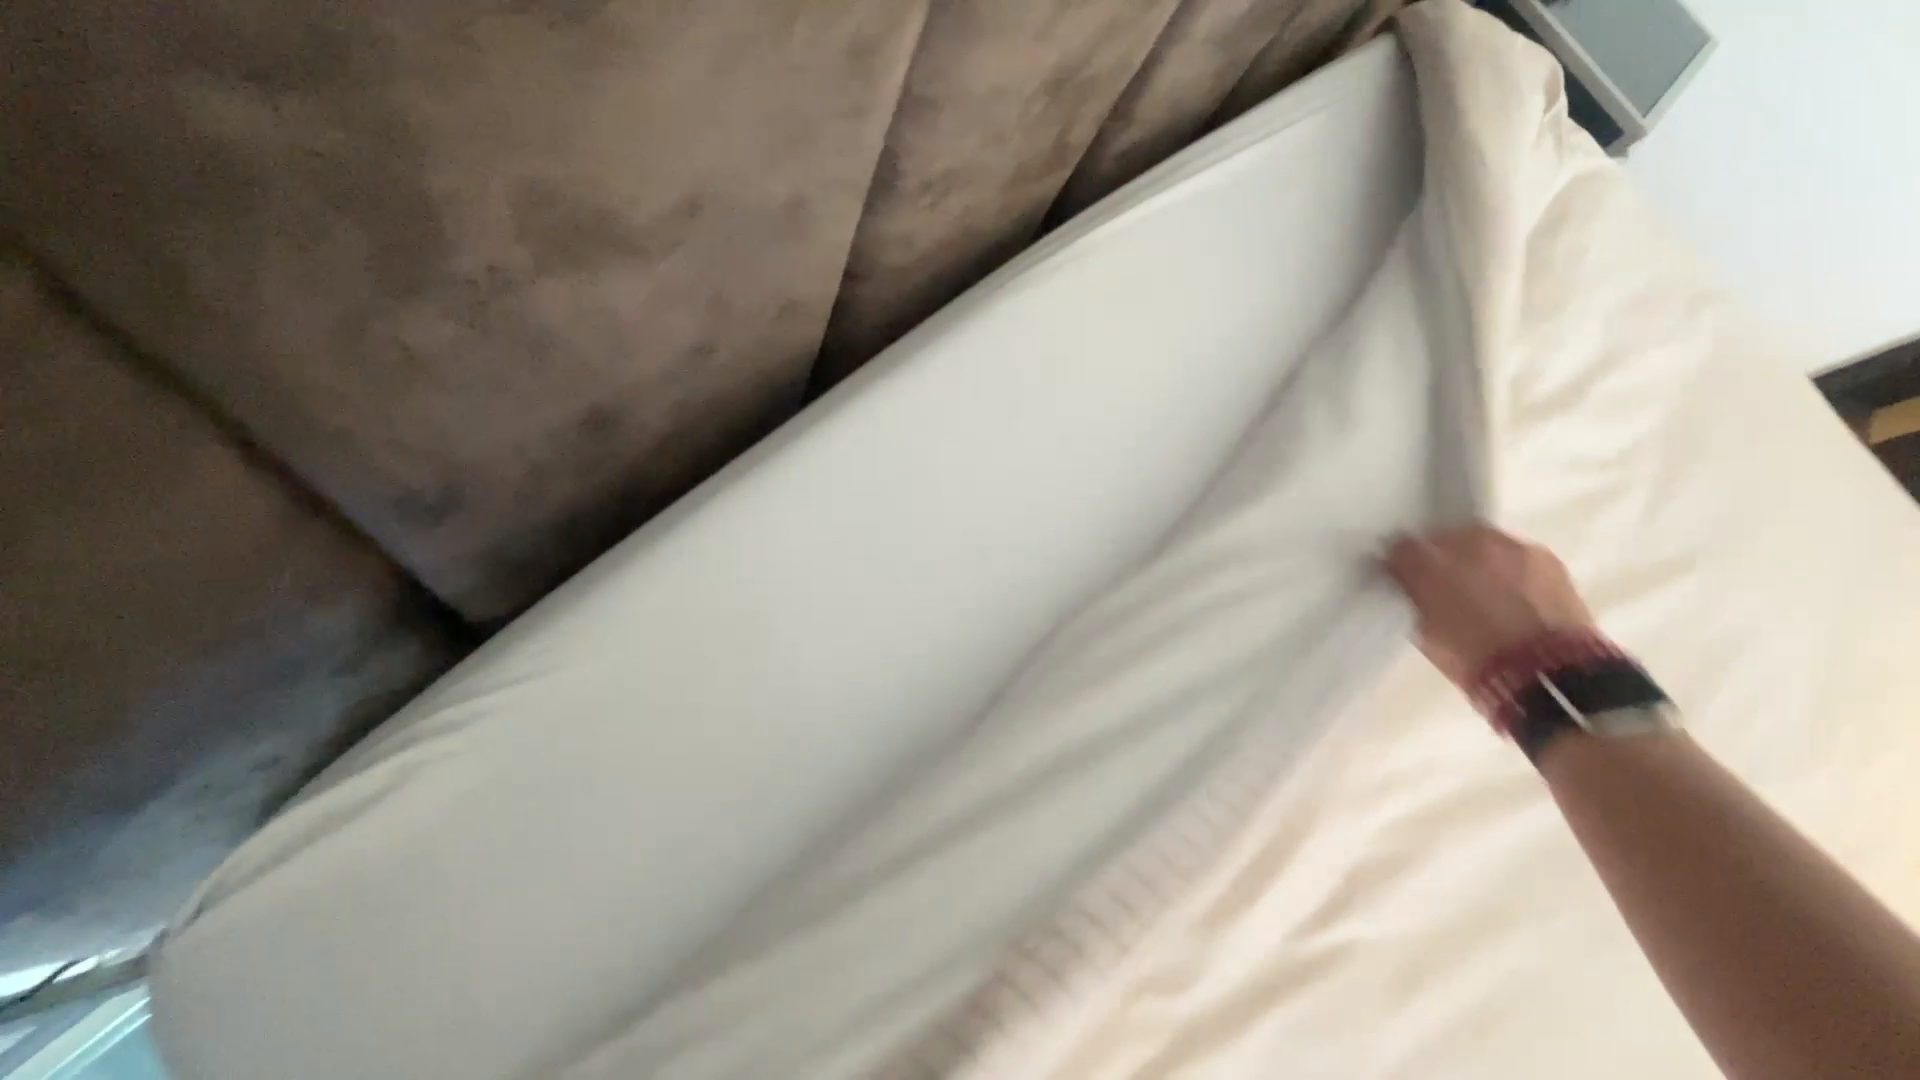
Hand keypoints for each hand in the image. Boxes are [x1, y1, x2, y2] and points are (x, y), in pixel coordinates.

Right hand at [1384, 526, 1594, 688]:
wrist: (1545, 673)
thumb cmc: (1473, 659)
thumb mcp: (1425, 633)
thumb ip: (1414, 600)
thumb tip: (1411, 589)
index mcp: (1426, 563)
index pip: (1400, 549)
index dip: (1401, 565)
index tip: (1403, 580)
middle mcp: (1465, 542)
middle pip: (1443, 538)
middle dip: (1441, 557)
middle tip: (1445, 584)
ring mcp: (1507, 545)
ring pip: (1482, 542)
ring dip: (1478, 559)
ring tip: (1485, 590)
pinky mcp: (1543, 555)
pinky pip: (1516, 554)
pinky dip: (1510, 568)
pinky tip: (1516, 594)